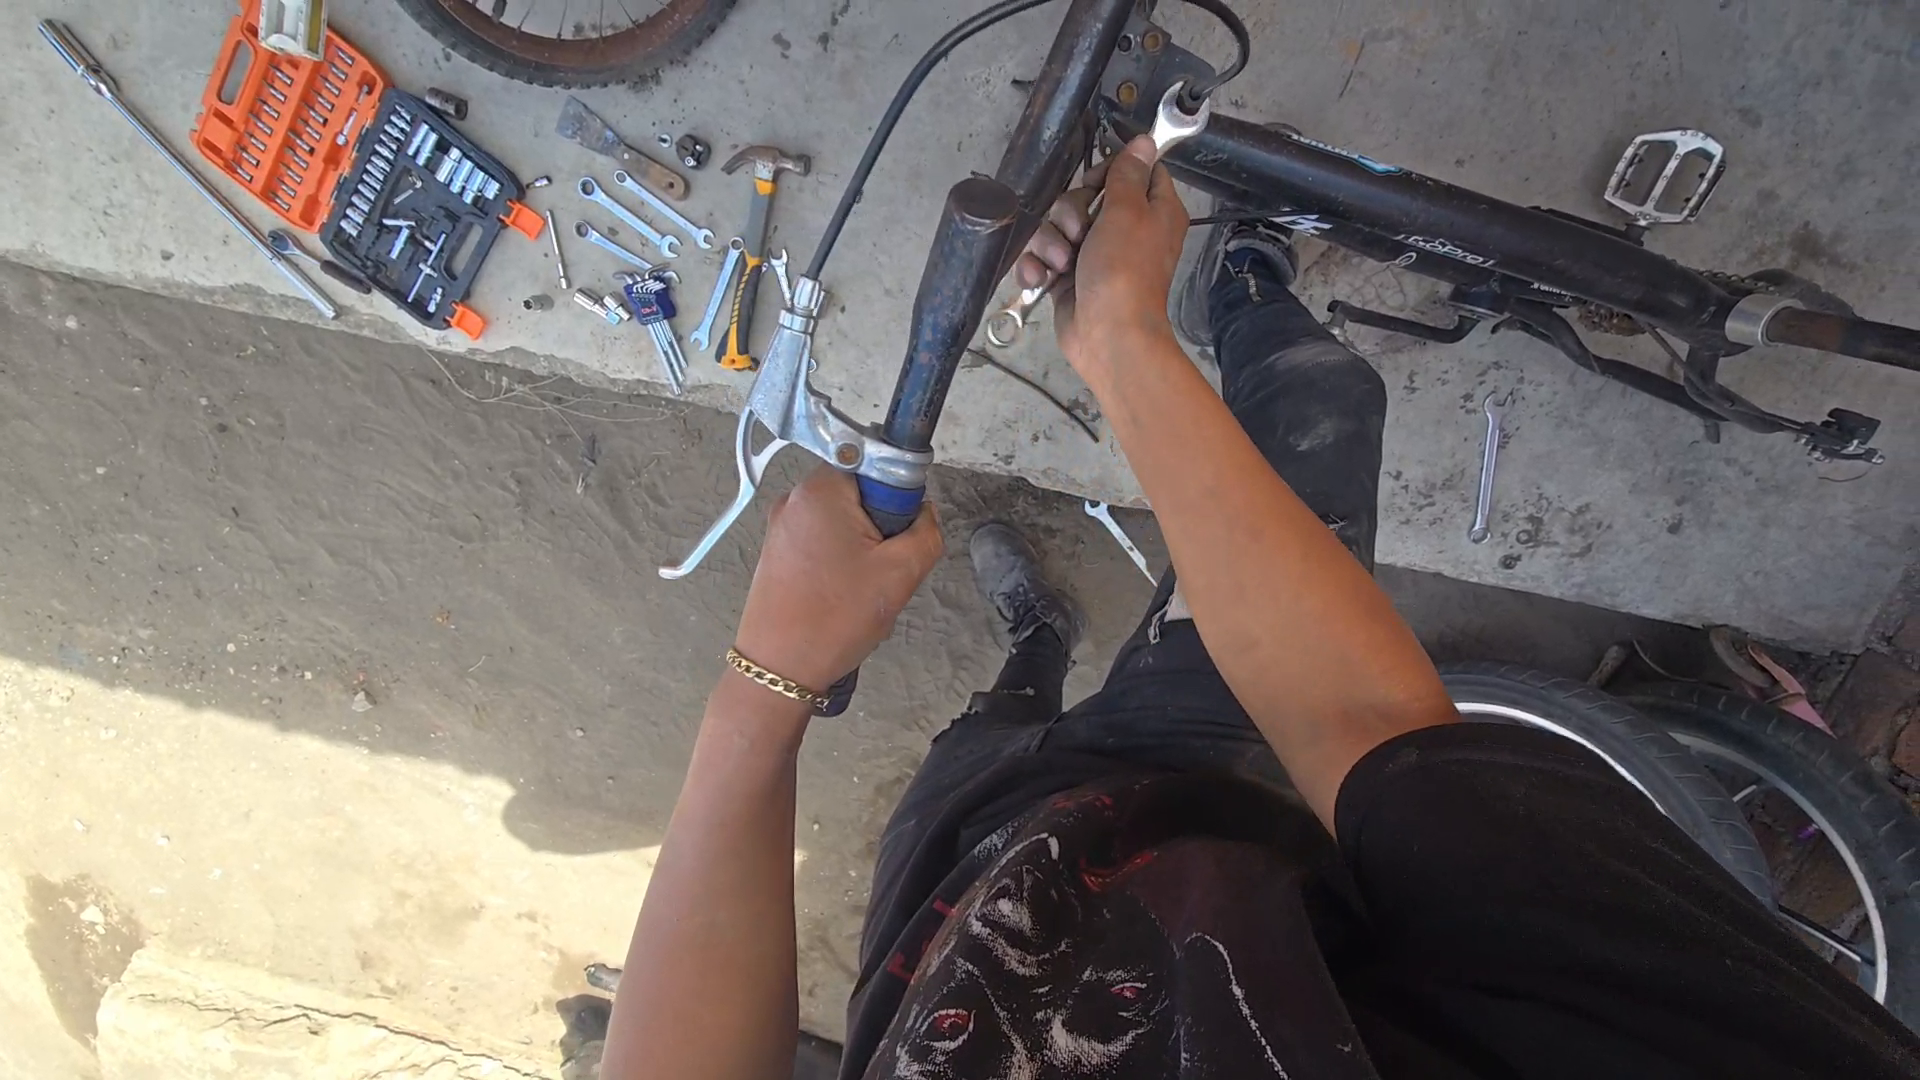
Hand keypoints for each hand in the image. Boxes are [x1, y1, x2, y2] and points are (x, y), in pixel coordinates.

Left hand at [732, 466, 944, 693]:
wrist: (779, 669)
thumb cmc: (836, 617)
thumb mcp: (901, 573)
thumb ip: (926, 532)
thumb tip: (924, 514)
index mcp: (820, 489)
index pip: (876, 465)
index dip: (897, 499)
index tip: (898, 535)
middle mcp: (794, 498)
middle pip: (859, 494)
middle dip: (880, 527)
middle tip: (883, 568)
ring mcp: (781, 527)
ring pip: (843, 522)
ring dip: (862, 549)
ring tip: (860, 588)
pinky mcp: (777, 553)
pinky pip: (823, 542)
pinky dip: (840, 562)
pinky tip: (841, 595)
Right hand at [1010, 136, 1189, 374]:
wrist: (1107, 335)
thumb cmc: (1124, 272)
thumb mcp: (1128, 211)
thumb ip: (1128, 173)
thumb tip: (1144, 140)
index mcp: (1153, 210)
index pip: (1133, 171)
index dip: (1109, 171)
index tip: (1096, 183)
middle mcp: (1125, 230)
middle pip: (1085, 197)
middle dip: (1069, 212)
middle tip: (1077, 232)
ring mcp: (1093, 256)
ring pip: (1057, 227)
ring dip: (1050, 243)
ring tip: (1060, 264)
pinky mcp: (1068, 279)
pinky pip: (1043, 259)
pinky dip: (1038, 267)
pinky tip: (1040, 279)